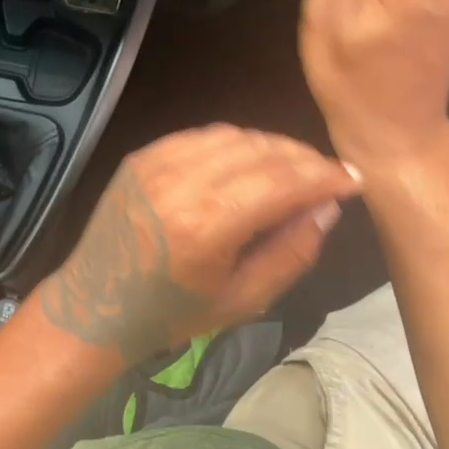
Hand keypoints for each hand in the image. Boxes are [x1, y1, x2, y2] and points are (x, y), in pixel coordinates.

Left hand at [35, 125, 359, 362]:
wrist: (95, 304)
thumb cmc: (172, 312)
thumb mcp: (243, 300)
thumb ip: (291, 252)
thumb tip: (327, 208)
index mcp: (206, 225)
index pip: (281, 182)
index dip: (323, 176)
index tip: (353, 178)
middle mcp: (180, 182)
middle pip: (259, 151)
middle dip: (303, 157)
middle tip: (329, 173)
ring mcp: (155, 163)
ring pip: (231, 135)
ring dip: (270, 145)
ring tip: (295, 165)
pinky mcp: (141, 156)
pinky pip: (199, 136)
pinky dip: (233, 142)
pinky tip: (249, 159)